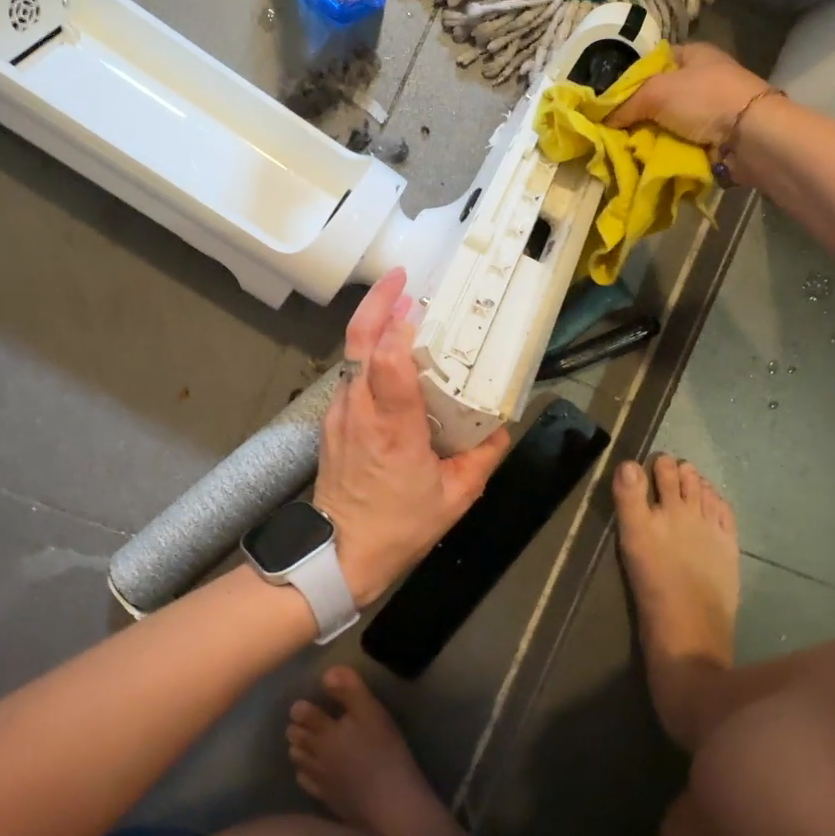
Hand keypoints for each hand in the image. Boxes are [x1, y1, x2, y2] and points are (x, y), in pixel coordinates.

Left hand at [312, 269, 511, 606]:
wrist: (338, 557)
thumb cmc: (399, 528)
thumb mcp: (455, 497)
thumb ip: (483, 457)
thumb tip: (503, 427)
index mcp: (392, 429)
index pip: (386, 362)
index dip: (398, 327)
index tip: (419, 302)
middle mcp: (359, 412)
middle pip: (358, 343)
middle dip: (377, 304)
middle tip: (402, 278)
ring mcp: (339, 415)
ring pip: (350, 355)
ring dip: (372, 325)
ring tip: (402, 307)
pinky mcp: (331, 422)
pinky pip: (350, 376)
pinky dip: (368, 354)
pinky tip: (389, 353)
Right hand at [606, 42, 773, 147]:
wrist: (750, 137)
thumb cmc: (705, 99)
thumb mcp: (657, 92)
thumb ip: (626, 103)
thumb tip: (602, 118)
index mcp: (694, 54)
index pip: (653, 61)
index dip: (630, 77)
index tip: (608, 98)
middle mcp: (701, 79)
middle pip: (657, 95)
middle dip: (636, 112)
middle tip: (610, 127)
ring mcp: (708, 110)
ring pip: (666, 122)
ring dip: (648, 135)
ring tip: (622, 147)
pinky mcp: (711, 137)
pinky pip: (678, 143)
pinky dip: (663, 151)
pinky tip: (644, 158)